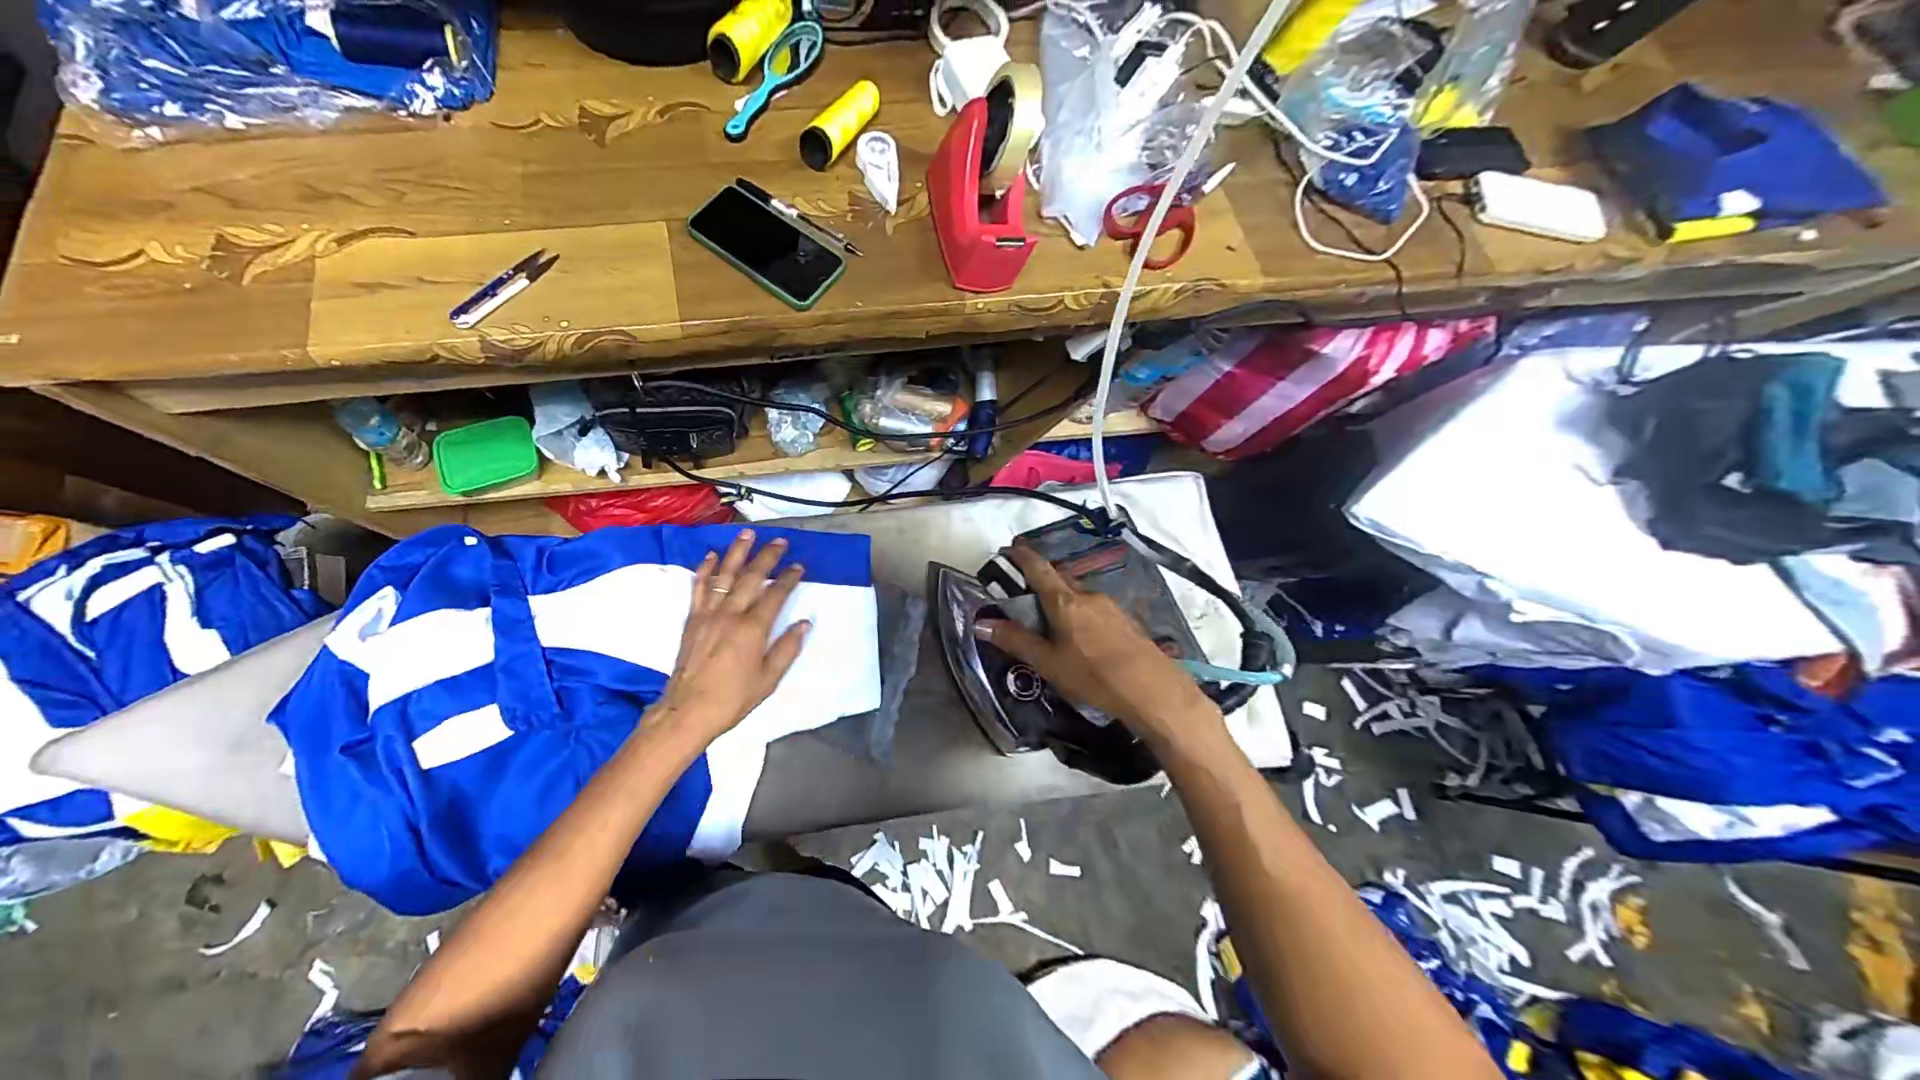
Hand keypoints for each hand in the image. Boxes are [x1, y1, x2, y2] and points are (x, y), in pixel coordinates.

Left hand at [648, 529, 809, 743]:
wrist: (688, 710)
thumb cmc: (733, 698)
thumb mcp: (769, 679)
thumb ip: (787, 648)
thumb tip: (804, 623)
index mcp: (753, 629)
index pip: (776, 595)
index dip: (789, 578)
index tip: (799, 566)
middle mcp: (731, 614)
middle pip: (752, 577)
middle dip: (767, 557)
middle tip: (779, 541)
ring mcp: (708, 614)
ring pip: (725, 575)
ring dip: (737, 552)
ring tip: (746, 534)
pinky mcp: (692, 619)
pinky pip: (699, 587)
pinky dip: (705, 569)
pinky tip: (711, 556)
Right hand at [975, 543, 1224, 750]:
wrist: (1153, 690)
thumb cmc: (1094, 676)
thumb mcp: (1048, 663)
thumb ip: (1016, 641)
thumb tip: (981, 623)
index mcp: (1064, 601)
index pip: (1038, 568)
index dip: (1022, 556)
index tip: (1009, 548)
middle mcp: (1087, 595)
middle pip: (1059, 578)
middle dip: (1040, 579)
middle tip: (1023, 591)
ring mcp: (1110, 605)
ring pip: (1078, 593)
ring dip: (1061, 598)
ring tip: (1049, 619)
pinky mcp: (1125, 619)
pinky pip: (1094, 607)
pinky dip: (1078, 611)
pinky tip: (1079, 635)